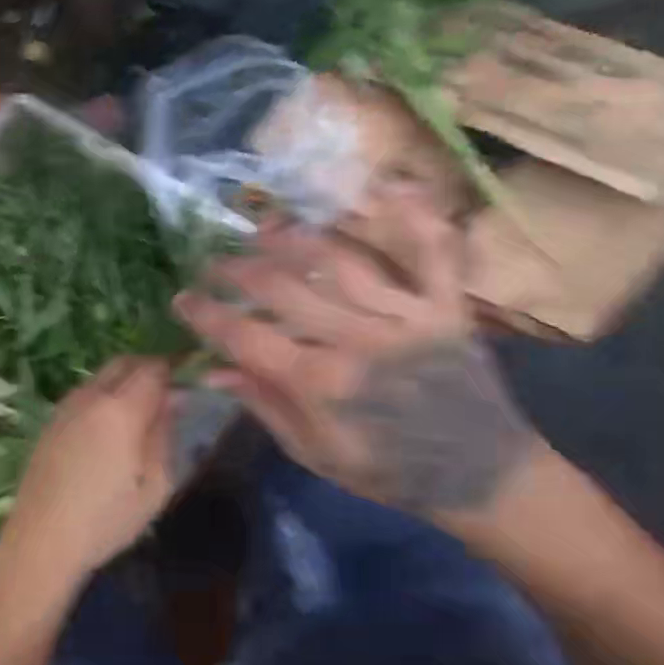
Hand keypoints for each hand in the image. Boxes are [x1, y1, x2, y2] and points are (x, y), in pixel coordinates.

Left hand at [0, 357, 177, 597]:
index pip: (154, 369)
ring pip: (102, 375)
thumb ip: (165, 435)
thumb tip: (174, 401)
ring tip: (140, 412)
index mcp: (121, 410)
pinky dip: (104, 395)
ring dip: (125, 381)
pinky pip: (85, 392)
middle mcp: (91, 397)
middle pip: (125, 362)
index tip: (188, 385)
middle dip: (150, 369)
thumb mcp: (154, 487)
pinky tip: (109, 428)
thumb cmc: (106, 520)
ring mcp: (67, 406)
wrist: (41, 541)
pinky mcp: (51, 421)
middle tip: (167, 394)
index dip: (175, 370)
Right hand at [174, 181, 539, 524]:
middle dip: (237, 271)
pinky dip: (414, 216)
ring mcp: (403, 314)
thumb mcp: (315, 453)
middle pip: (281, 288)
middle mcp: (356, 338)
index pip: (245, 336)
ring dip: (293, 238)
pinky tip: (389, 186)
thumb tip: (214, 369)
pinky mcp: (444, 305)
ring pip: (337, 260)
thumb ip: (264, 405)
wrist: (482, 477)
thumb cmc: (388, 472)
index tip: (181, 298)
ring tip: (263, 228)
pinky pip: (431, 252)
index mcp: (320, 382)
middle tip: (214, 263)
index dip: (206, 314)